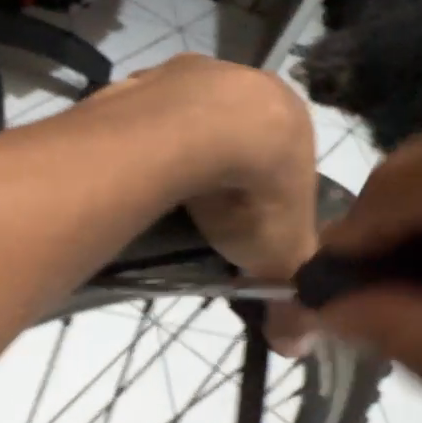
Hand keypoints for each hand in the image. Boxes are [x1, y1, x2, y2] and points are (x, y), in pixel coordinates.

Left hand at [73, 53, 321, 352]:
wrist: (192, 135)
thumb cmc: (252, 191)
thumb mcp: (277, 251)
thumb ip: (291, 290)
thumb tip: (298, 345)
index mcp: (285, 114)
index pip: (278, 157)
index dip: (261, 192)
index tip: (238, 224)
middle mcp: (236, 82)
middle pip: (224, 134)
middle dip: (210, 171)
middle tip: (192, 214)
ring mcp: (179, 77)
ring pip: (175, 122)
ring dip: (166, 154)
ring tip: (153, 198)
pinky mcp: (132, 84)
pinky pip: (131, 121)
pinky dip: (130, 147)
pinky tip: (123, 175)